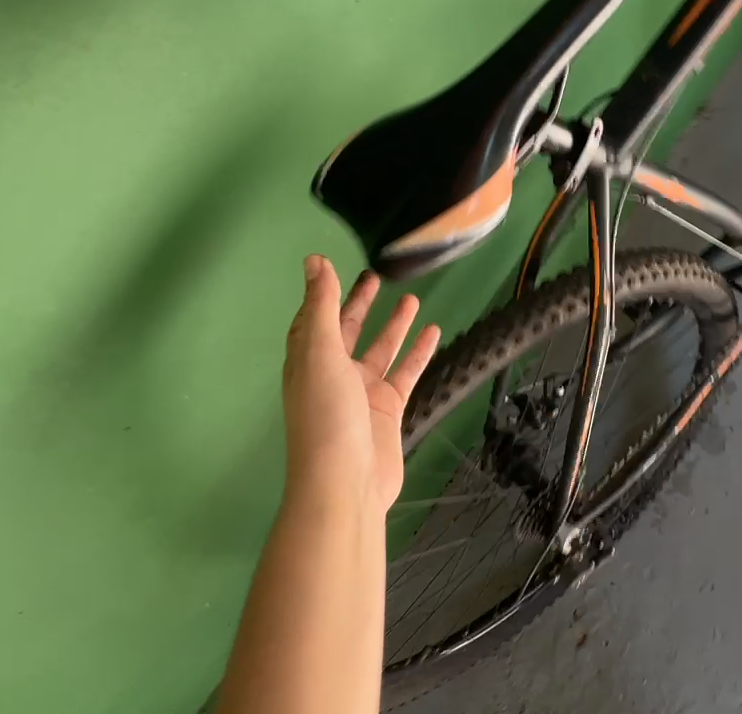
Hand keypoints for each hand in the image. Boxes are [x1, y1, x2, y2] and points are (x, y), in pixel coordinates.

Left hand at [283, 256, 439, 510]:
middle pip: (346, 331)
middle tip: (376, 277)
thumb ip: (321, 306)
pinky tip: (433, 332)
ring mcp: (361, 393)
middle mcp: (333, 373)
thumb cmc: (326, 414)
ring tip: (412, 298)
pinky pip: (406, 372)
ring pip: (380, 349)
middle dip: (358, 305)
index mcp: (308, 360)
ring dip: (394, 325)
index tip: (330, 268)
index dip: (321, 296)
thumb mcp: (321, 353)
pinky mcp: (388, 409)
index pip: (312, 320)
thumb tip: (314, 260)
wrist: (344, 482)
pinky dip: (418, 352)